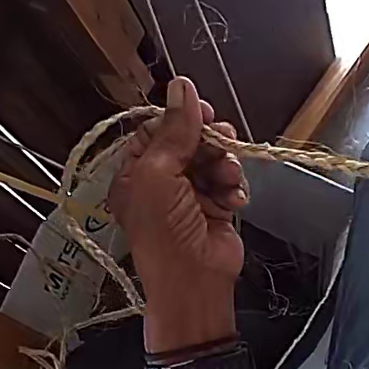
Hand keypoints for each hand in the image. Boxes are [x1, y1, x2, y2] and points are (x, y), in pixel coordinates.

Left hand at [110, 76, 250, 352]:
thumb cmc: (165, 234)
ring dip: (225, 165)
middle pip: (188, 141)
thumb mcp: (159, 175)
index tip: (200, 112)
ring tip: (227, 180)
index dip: (178, 119)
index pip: (155, 131)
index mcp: (134, 174)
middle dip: (208, 141)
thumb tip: (181, 86)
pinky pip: (228, 182)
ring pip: (213, 159)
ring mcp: (188, 196)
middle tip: (221, 141)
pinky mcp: (214, 208)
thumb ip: (173, 130)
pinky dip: (234, 187)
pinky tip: (233, 200)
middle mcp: (159, 183)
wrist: (194, 282)